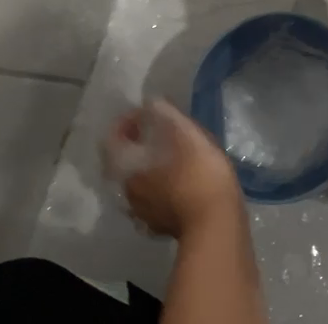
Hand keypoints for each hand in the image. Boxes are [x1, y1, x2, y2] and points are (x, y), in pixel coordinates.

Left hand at [101, 99, 243, 238]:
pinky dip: (158, 184)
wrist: (215, 222)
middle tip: (159, 129)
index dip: (127, 120)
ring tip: (171, 153)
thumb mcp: (186, 132)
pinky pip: (151, 198)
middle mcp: (126, 190)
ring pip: (137, 180)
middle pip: (123, 160)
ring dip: (148, 164)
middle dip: (138, 142)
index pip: (112, 138)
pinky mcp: (157, 225)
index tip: (148, 111)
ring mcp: (140, 211)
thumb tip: (151, 103)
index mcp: (127, 166)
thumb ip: (165, 113)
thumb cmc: (198, 171)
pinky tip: (177, 181)